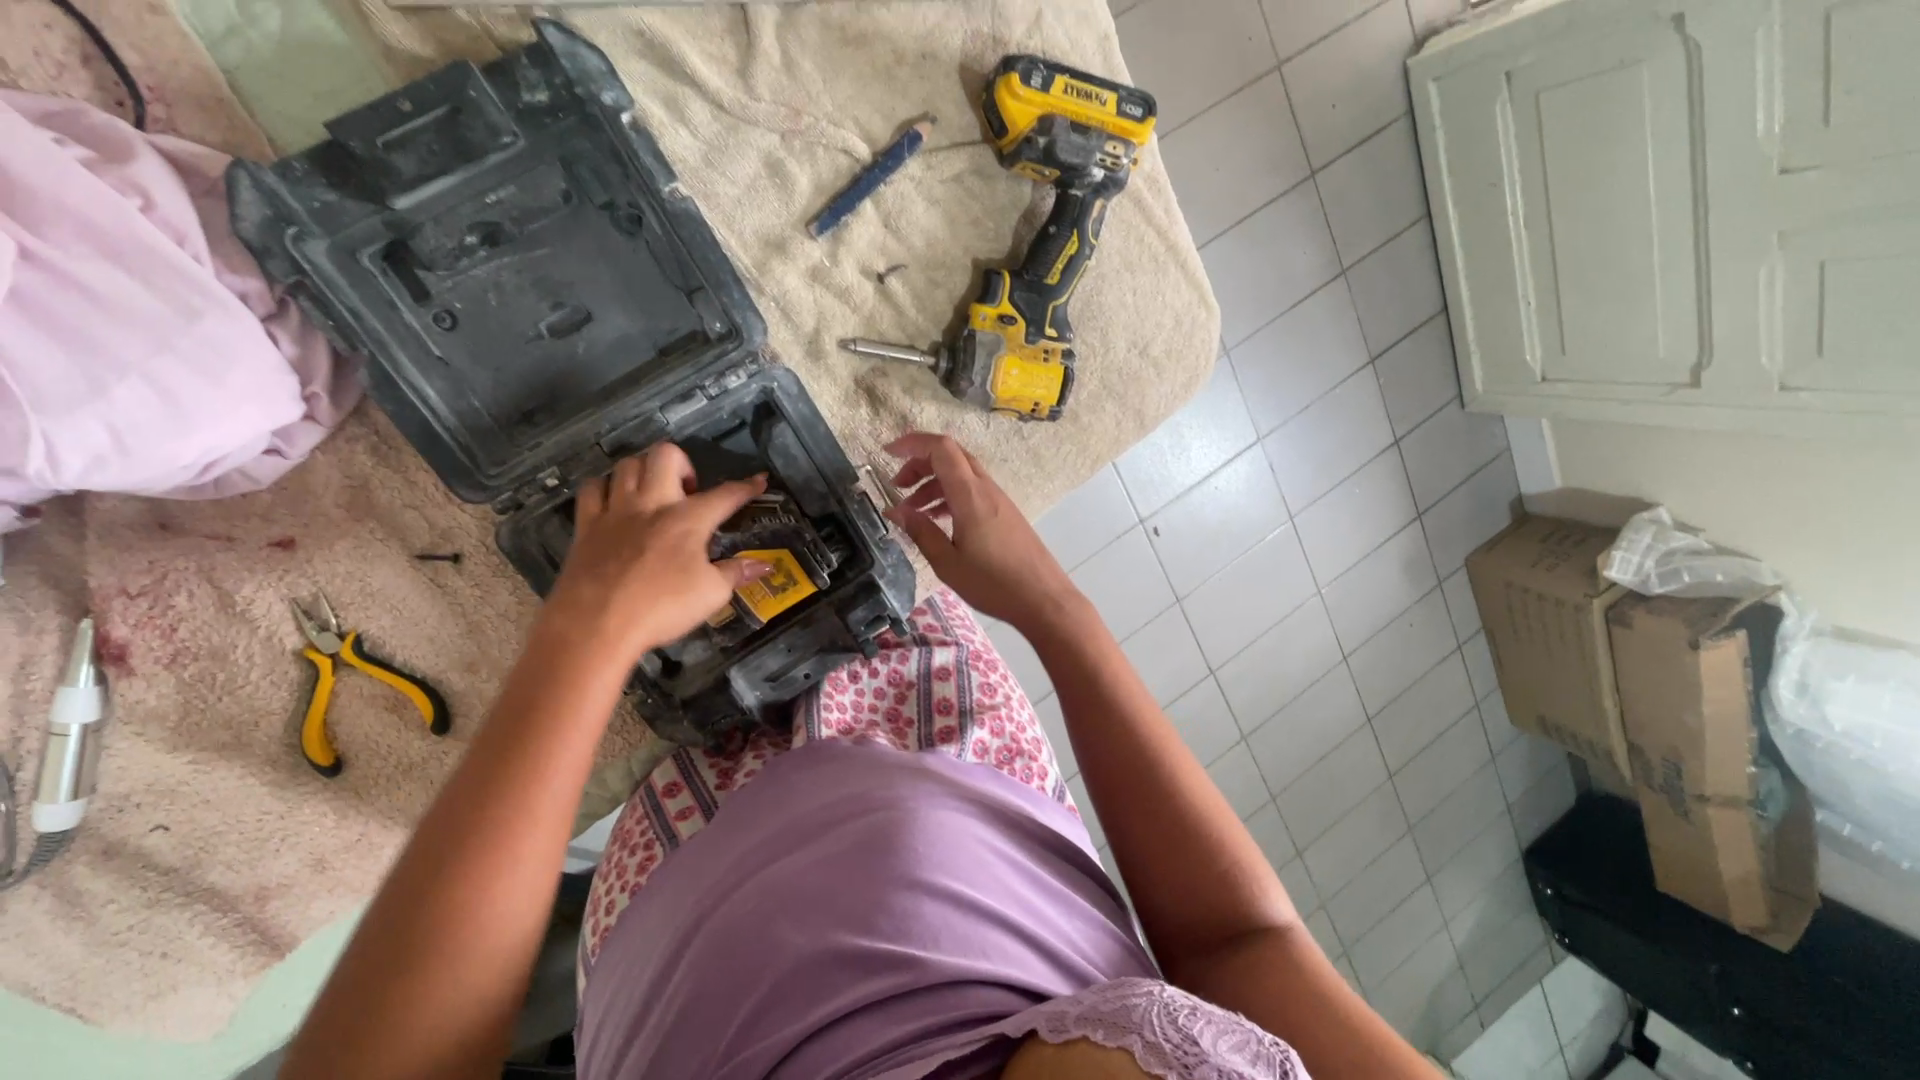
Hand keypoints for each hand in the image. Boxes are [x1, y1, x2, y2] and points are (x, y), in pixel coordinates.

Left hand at [543, 443, 770, 664]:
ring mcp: (615, 510)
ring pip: (627, 464)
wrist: (596, 625)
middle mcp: (652, 503)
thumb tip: (764, 564)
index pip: (725, 495)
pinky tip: (614, 502)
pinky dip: (605, 488)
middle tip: (688, 493)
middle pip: (666, 455)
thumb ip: (736, 573)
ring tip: (653, 493)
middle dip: (683, 463)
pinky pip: (592, 488)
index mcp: (689, 519)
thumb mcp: (711, 594)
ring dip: (644, 471)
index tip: (759, 480)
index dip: (746, 486)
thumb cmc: (661, 608)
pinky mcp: (586, 525)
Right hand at [884, 432, 1084, 632]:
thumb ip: (920, 531)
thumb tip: (894, 510)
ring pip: (962, 474)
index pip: (941, 448)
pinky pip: (972, 491)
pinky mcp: (1005, 513)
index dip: (913, 443)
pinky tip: (938, 520)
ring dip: (934, 483)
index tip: (888, 453)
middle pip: (951, 456)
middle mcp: (986, 489)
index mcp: (970, 495)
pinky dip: (950, 495)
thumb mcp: (947, 563)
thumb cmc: (993, 584)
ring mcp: (998, 500)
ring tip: (912, 510)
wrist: (1043, 598)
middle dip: (920, 463)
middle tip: (897, 486)